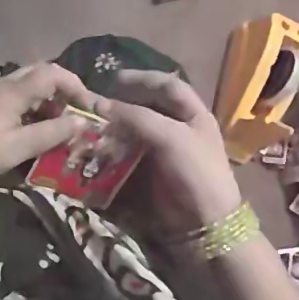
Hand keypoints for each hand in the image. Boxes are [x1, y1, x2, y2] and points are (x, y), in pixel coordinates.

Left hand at [0, 63, 98, 187]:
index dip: (76, 86)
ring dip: (50, 99)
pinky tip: (38, 128)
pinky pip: (19, 95)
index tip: (88, 108)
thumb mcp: (18, 148)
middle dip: (64, 90)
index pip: (54, 73)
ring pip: (30, 84)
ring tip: (60, 124)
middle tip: (75, 114)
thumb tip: (82, 123)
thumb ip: (52, 133)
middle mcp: (5, 84)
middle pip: (42, 73)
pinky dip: (35, 106)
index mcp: (15, 91)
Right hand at [88, 70, 242, 233]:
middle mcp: (179, 127)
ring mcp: (165, 150)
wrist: (204, 221)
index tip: (113, 79)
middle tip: (98, 104)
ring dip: (116, 125)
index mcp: (193, 114)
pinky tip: (100, 146)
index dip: (142, 78)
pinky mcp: (152, 170)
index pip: (167, 85)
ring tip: (94, 125)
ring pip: (136, 129)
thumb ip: (136, 117)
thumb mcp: (170, 136)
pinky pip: (130, 151)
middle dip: (124, 102)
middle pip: (148, 106)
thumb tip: (99, 104)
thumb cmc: (195, 171)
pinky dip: (114, 147)